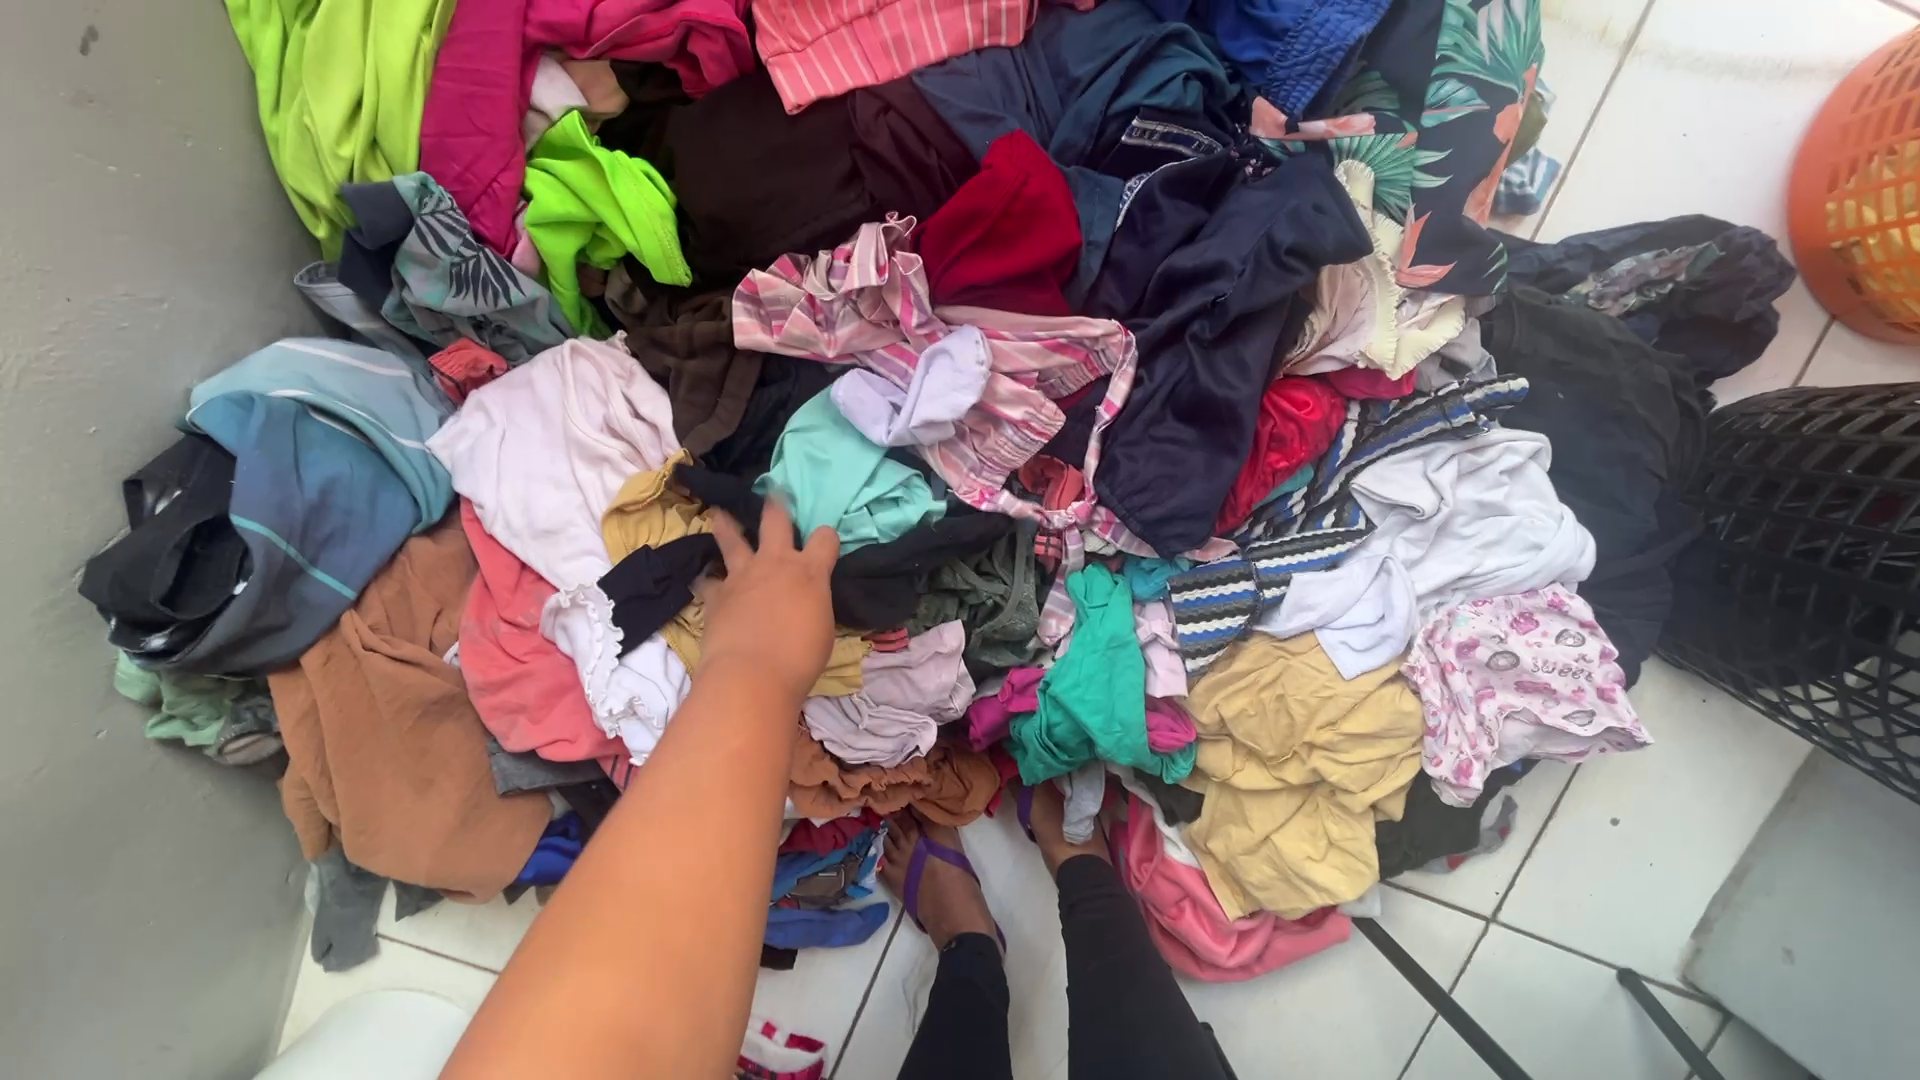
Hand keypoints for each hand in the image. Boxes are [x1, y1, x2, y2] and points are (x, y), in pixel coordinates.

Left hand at [696, 497, 839, 702]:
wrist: (752, 675)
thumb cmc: (800, 658)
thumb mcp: (822, 629)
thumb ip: (814, 606)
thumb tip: (808, 604)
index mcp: (810, 572)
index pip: (825, 538)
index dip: (826, 537)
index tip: (825, 541)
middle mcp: (776, 564)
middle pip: (775, 521)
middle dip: (776, 505)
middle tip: (772, 493)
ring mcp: (742, 576)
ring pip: (732, 539)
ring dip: (726, 524)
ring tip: (719, 513)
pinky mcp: (716, 596)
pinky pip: (707, 582)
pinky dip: (705, 581)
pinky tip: (700, 581)